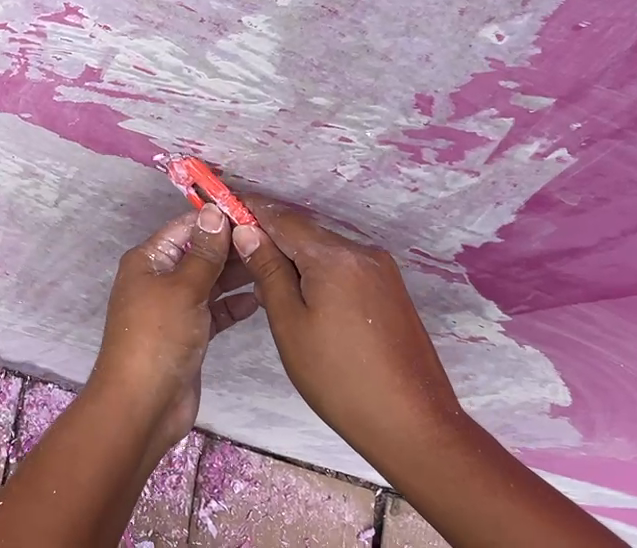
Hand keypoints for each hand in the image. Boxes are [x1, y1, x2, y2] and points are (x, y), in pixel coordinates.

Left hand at [87, 204, 258, 459]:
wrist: (143, 404)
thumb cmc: (158, 337)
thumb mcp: (183, 289)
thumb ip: (204, 253)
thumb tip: (214, 212)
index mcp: (149, 260)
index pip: (185, 228)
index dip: (216, 220)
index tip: (253, 213)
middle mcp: (159, 278)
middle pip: (199, 254)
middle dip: (230, 247)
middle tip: (272, 240)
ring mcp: (174, 307)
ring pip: (209, 282)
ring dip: (236, 275)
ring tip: (273, 264)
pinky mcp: (189, 334)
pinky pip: (214, 311)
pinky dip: (233, 304)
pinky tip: (262, 298)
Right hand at [230, 193, 464, 456]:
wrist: (414, 427)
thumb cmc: (340, 378)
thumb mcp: (290, 324)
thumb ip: (268, 271)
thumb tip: (247, 231)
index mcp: (335, 256)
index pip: (282, 217)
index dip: (250, 210)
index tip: (222, 208)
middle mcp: (362, 252)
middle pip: (305, 232)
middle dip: (270, 236)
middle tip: (236, 251)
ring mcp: (382, 271)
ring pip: (324, 250)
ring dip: (294, 256)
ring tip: (264, 279)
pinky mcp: (391, 291)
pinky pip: (344, 267)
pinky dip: (318, 272)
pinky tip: (301, 296)